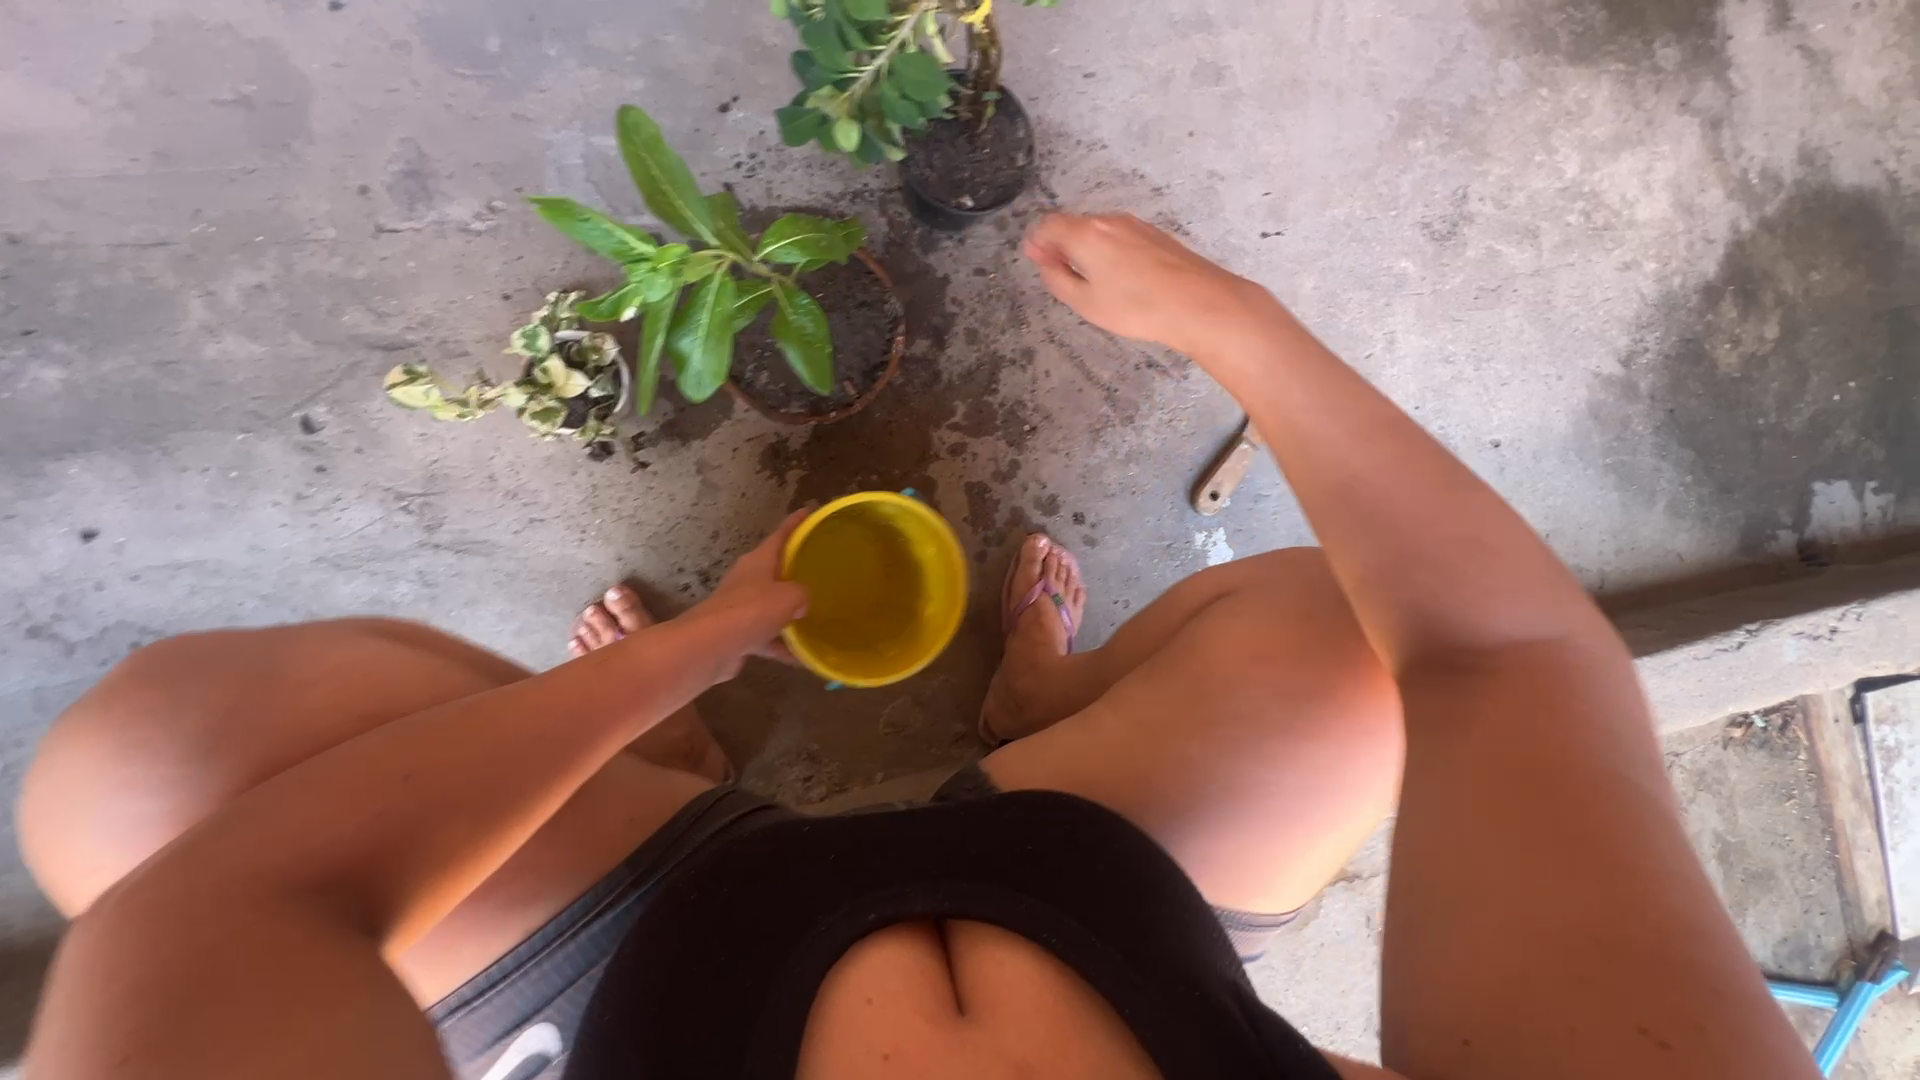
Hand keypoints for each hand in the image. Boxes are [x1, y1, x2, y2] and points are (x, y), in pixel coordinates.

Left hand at [678, 508, 811, 677]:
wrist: (710, 646)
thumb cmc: (750, 610)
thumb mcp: (789, 596)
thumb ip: (802, 594)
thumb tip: (803, 603)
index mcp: (758, 561)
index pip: (781, 535)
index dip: (796, 523)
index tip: (810, 512)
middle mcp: (748, 580)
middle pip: (776, 569)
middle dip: (795, 570)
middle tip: (820, 569)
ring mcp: (741, 607)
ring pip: (772, 605)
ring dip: (790, 611)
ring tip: (817, 615)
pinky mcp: (738, 633)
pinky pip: (767, 635)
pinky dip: (783, 645)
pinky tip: (803, 657)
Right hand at [1022, 212, 1273, 357]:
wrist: (1197, 303)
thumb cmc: (1136, 307)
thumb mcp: (1084, 301)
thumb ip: (1057, 278)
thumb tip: (1044, 261)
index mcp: (1085, 233)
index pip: (1049, 225)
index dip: (1037, 241)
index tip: (1034, 258)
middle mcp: (1109, 221)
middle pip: (1075, 225)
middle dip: (1061, 245)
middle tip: (1057, 272)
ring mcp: (1135, 226)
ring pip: (1099, 231)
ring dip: (1086, 249)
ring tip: (1088, 281)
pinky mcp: (1155, 236)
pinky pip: (1120, 238)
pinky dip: (1109, 252)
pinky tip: (1117, 279)